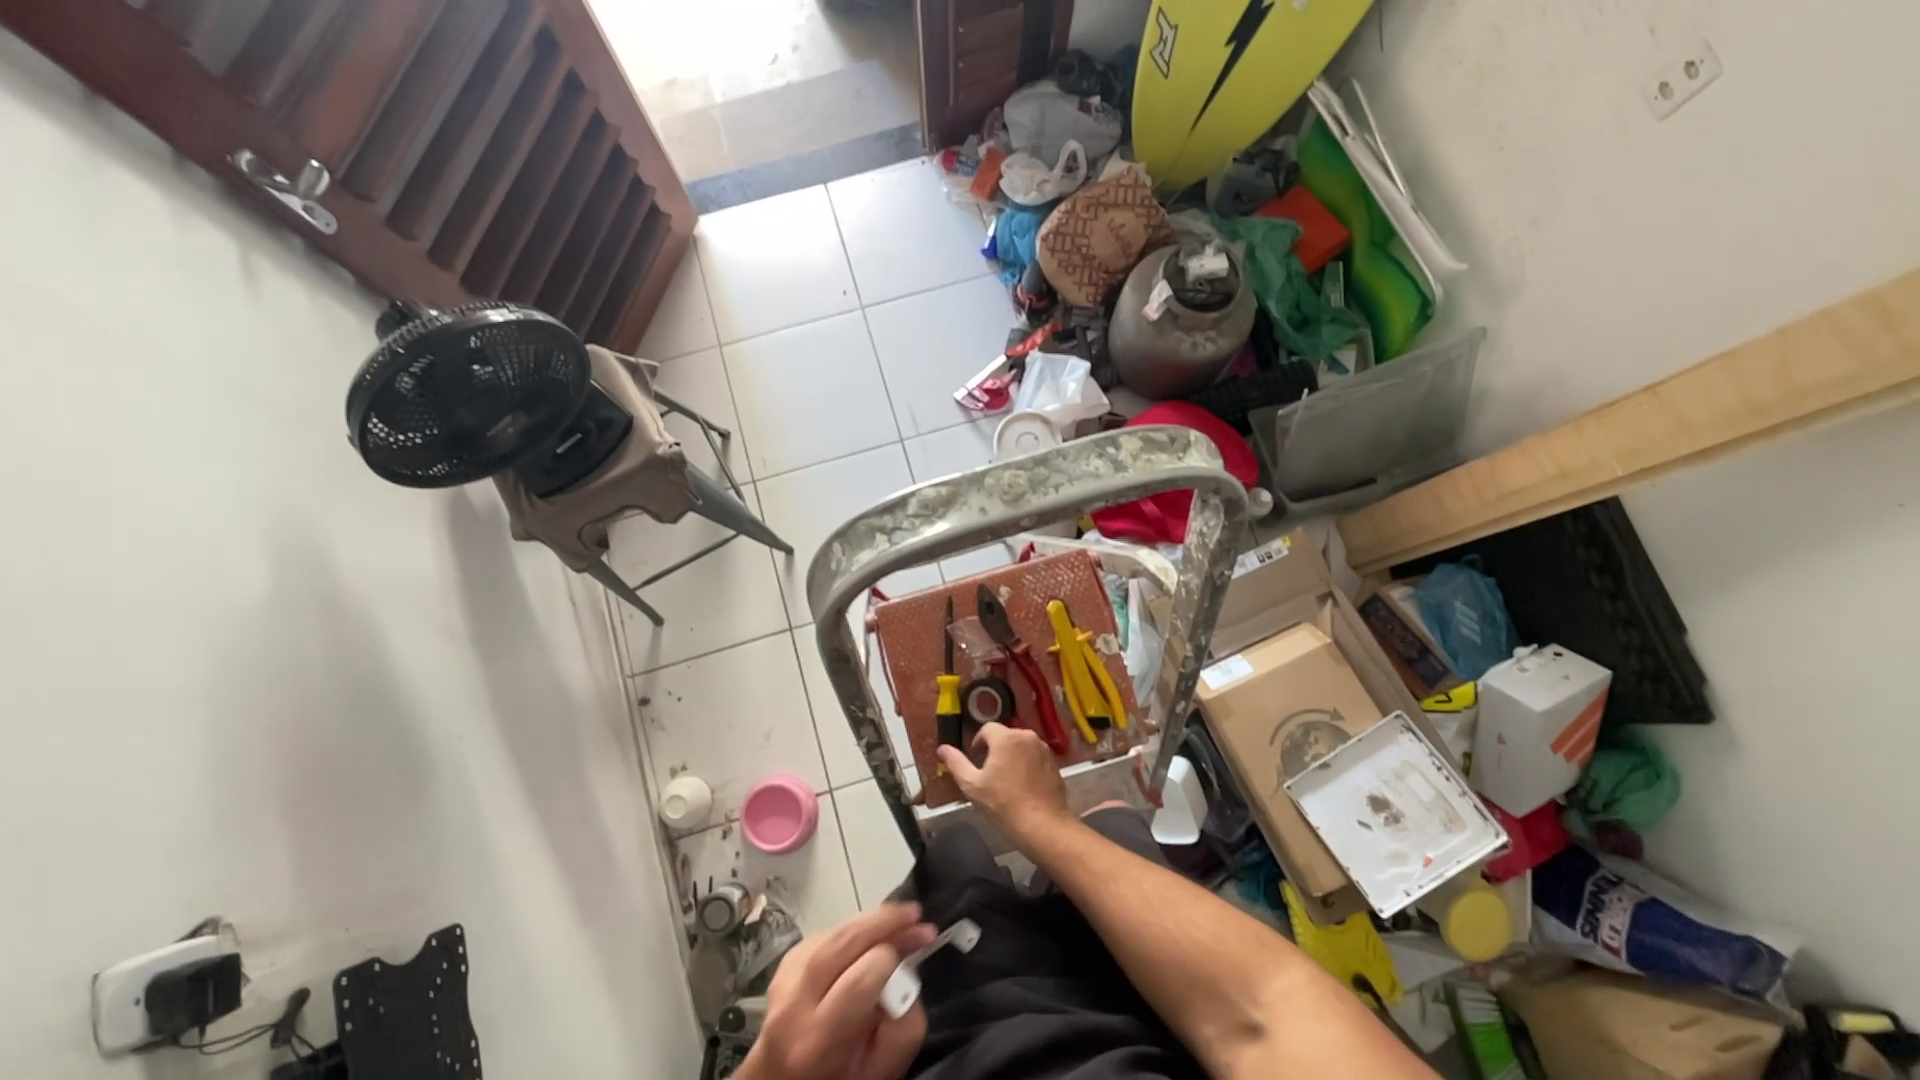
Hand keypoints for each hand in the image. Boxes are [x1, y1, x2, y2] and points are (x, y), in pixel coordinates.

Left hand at [735, 903, 936, 1079]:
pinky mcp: (782, 968)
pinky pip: (822, 936)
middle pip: (840, 944)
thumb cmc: (842, 1079)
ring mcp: (782, 982)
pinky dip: (849, 930)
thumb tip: (907, 976)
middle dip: (882, 922)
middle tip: (917, 914)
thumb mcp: (883, 1071)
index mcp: (818, 1041)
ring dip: (868, 920)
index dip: (891, 961)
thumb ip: (905, 1028)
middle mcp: (793, 1006)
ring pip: (831, 934)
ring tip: (900, 919)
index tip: (913, 959)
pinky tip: (868, 935)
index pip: (859, 981)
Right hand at [936, 722, 1069, 840]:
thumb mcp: (972, 785)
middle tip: (988, 772)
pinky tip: (1022, 785)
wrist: (1042, 824)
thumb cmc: (1003, 804)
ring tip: (1005, 779)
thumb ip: (956, 763)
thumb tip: (942, 748)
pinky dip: (1027, 765)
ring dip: (1011, 756)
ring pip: (1021, 746)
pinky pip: (1035, 757)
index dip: (978, 742)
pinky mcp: (1054, 763)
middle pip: (1005, 736)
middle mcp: (1027, 737)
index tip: (976, 759)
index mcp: (1006, 738)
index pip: (987, 729)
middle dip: (995, 749)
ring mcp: (1044, 749)